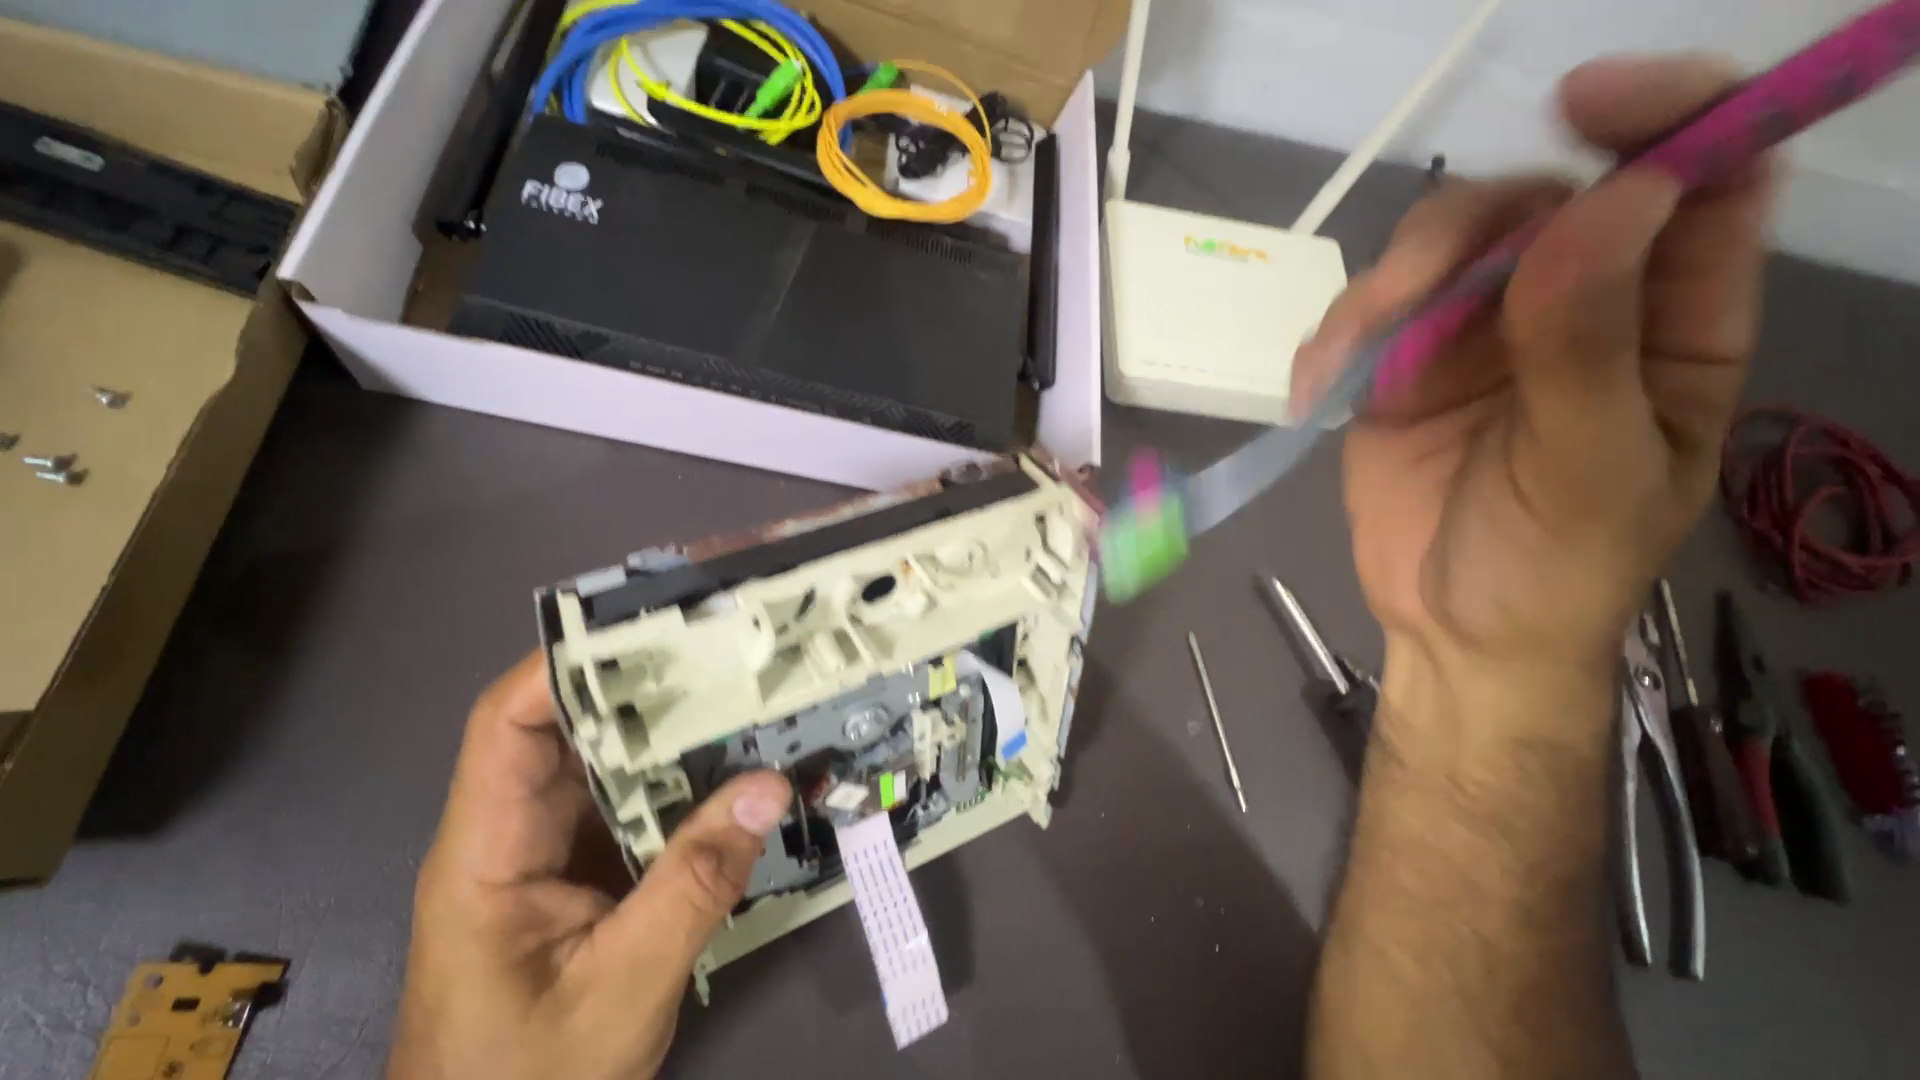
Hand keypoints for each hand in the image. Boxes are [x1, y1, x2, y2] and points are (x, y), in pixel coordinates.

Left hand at [387, 652, 792, 1079]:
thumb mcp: (622, 988)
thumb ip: (694, 886)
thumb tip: (768, 788)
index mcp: (485, 855)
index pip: (504, 729)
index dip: (563, 670)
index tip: (645, 634)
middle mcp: (511, 841)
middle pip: (567, 738)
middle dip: (642, 694)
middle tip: (724, 662)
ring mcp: (547, 863)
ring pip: (606, 775)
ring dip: (672, 745)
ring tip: (744, 706)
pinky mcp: (582, 884)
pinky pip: (631, 818)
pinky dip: (682, 796)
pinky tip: (734, 781)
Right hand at [1291, 55, 1774, 693]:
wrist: (1451, 635)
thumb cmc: (1553, 570)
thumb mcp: (1591, 470)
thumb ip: (1593, 343)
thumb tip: (1607, 200)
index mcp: (1671, 321)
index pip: (1701, 175)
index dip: (1663, 115)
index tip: (1582, 106)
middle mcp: (1578, 303)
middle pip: (1535, 196)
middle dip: (1462, 231)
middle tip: (1404, 300)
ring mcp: (1479, 331)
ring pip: (1434, 244)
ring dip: (1380, 291)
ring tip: (1345, 370)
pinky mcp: (1400, 363)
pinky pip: (1363, 311)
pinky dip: (1332, 338)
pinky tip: (1318, 390)